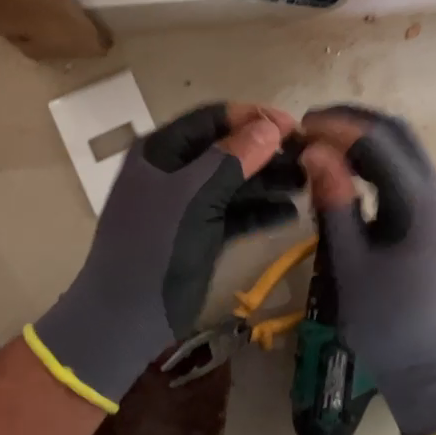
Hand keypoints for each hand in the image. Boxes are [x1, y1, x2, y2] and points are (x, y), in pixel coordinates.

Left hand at [29, 102, 297, 410]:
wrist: (126, 316)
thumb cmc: (155, 245)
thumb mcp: (193, 196)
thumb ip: (231, 159)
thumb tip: (270, 126)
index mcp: (160, 150)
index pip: (212, 119)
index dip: (253, 118)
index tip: (294, 126)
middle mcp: (174, 170)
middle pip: (227, 149)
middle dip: (266, 151)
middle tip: (309, 156)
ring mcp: (186, 204)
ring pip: (234, 182)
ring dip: (268, 180)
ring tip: (309, 182)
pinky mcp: (200, 233)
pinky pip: (234, 213)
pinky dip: (260, 211)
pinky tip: (290, 213)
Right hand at [300, 105, 435, 434]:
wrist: (421, 359)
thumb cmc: (382, 319)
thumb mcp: (349, 262)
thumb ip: (333, 203)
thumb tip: (313, 150)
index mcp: (422, 206)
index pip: (379, 144)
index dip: (338, 128)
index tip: (300, 127)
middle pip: (397, 132)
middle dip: (351, 121)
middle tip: (307, 124)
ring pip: (402, 144)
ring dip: (362, 133)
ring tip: (318, 137)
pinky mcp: (432, 209)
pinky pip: (403, 164)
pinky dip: (372, 153)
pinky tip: (341, 160)